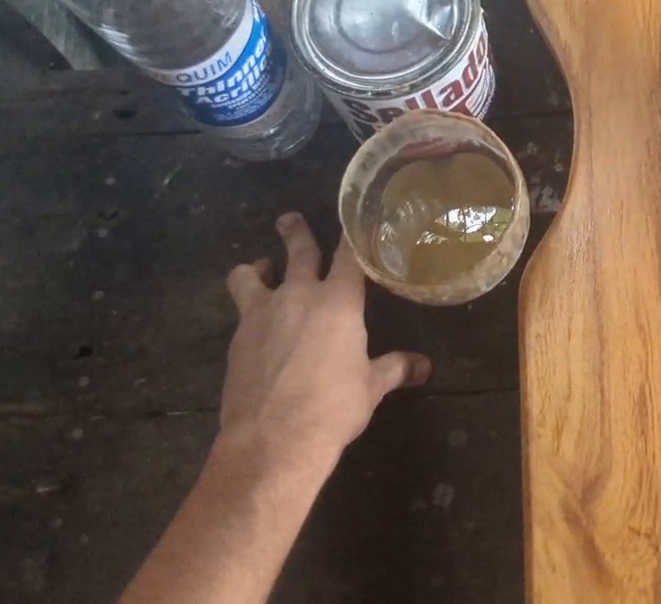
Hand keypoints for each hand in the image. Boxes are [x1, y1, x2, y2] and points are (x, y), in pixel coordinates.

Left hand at [216, 213, 431, 478]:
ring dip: (255, 269)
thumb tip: (424, 367)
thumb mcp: (371, 387)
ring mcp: (262, 315)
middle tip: (288, 219)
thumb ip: (394, 368)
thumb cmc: (333, 407)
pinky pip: (241, 312)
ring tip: (258, 268)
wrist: (272, 441)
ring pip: (250, 277)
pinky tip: (255, 328)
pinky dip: (249, 311)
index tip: (354, 218)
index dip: (353, 235)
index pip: (349, 255)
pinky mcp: (236, 340)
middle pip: (298, 251)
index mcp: (338, 301)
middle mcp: (299, 296)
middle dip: (295, 232)